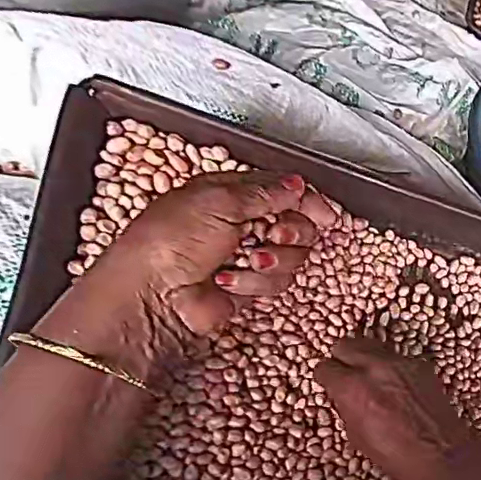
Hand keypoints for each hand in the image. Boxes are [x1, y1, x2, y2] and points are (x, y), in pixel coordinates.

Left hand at [33, 172, 338, 379]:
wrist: (154, 294)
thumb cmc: (171, 241)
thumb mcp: (218, 202)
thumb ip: (265, 193)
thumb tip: (298, 185)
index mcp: (232, 193)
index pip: (284, 191)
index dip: (308, 201)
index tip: (327, 214)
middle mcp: (245, 222)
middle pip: (298, 225)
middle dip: (291, 233)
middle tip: (272, 236)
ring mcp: (250, 255)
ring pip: (293, 256)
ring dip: (271, 261)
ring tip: (244, 261)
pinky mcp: (252, 284)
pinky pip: (278, 282)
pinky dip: (255, 282)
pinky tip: (229, 281)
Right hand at [313, 337, 480, 479]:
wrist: (440, 453)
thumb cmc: (397, 454)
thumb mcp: (356, 436)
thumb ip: (346, 406)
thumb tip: (343, 396)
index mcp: (352, 387)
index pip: (325, 367)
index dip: (326, 378)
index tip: (329, 383)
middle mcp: (374, 368)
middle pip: (346, 345)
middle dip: (342, 359)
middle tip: (345, 374)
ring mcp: (400, 363)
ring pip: (372, 345)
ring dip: (366, 358)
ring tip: (368, 377)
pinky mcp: (420, 365)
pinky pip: (396, 357)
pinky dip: (390, 366)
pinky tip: (394, 384)